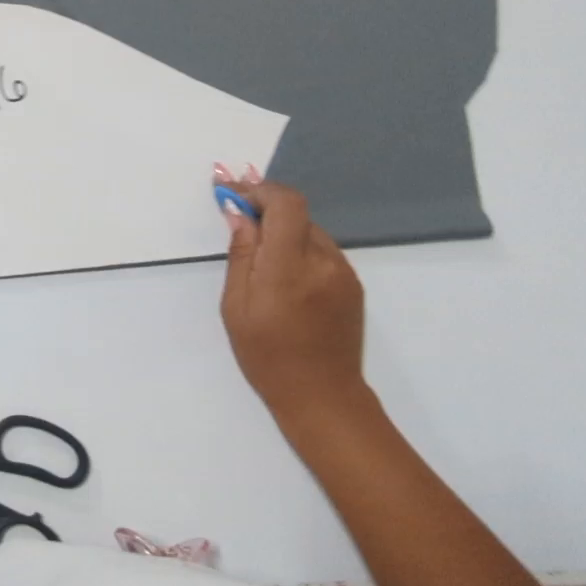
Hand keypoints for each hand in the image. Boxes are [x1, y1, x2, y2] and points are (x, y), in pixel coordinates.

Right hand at [215, 166, 366, 425]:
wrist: (322, 395)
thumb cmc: (266, 355)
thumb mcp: (236, 306)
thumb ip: (241, 255)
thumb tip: (239, 214)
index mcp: (289, 267)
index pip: (285, 204)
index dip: (259, 190)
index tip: (233, 193)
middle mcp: (323, 261)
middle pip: (297, 214)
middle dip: (266, 210)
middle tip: (238, 218)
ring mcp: (343, 271)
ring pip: (309, 232)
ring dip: (283, 231)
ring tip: (259, 254)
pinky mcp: (352, 283)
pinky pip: (321, 252)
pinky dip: (299, 250)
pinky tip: (284, 276)